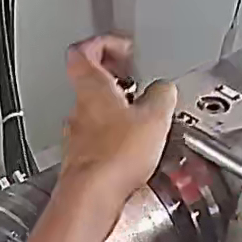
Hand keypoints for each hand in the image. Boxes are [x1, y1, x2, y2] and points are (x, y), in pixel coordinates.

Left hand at [59, 35, 176, 203]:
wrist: (93, 196)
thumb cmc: (114, 156)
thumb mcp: (154, 117)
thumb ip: (162, 95)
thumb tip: (165, 89)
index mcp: (91, 87)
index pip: (85, 50)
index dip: (105, 44)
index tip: (124, 50)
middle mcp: (78, 110)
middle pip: (91, 85)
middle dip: (115, 84)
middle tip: (135, 88)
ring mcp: (76, 138)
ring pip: (93, 116)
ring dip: (113, 116)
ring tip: (136, 124)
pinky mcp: (81, 164)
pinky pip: (95, 146)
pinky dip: (110, 144)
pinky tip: (127, 154)